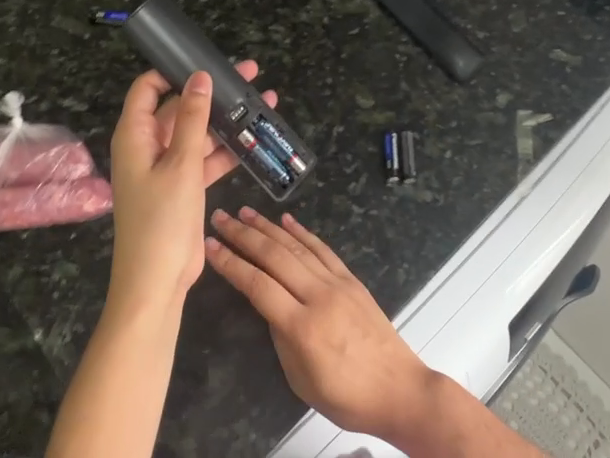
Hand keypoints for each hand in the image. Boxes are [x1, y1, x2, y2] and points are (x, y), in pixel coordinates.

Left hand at [108, 65, 278, 301]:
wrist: (156, 282)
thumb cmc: (160, 219)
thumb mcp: (180, 164)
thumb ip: (191, 119)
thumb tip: (199, 78)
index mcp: (135, 135)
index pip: (147, 88)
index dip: (173, 71)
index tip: (206, 60)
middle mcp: (147, 146)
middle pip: (179, 107)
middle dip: (213, 92)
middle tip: (249, 74)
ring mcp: (166, 167)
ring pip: (197, 132)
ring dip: (226, 120)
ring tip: (263, 101)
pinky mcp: (183, 187)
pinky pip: (205, 158)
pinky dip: (227, 149)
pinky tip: (255, 137)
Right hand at [205, 209, 440, 440]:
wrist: (399, 390)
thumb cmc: (346, 396)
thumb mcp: (301, 379)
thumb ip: (281, 337)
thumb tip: (269, 306)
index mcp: (302, 327)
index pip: (257, 285)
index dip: (231, 264)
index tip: (210, 245)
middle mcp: (319, 296)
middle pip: (275, 257)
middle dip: (244, 235)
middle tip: (220, 216)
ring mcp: (338, 284)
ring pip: (297, 247)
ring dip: (268, 227)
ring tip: (245, 212)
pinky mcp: (352, 281)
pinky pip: (322, 250)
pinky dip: (302, 233)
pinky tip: (287, 220)